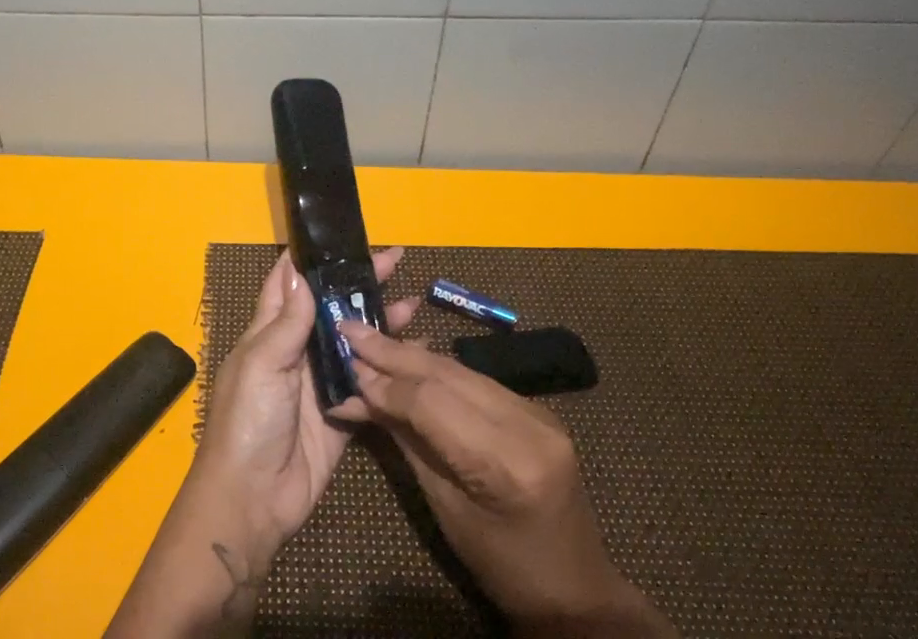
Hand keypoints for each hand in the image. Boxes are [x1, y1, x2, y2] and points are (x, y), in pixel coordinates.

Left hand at [107, 249, 416, 637]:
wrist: (255, 497)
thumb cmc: (248, 420)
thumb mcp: (262, 364)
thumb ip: (286, 322)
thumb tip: (300, 272)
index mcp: (269, 334)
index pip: (288, 286)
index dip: (312, 260)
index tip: (341, 236)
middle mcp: (297, 352)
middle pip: (331, 309)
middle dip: (360, 284)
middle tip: (396, 259)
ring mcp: (321, 383)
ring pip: (356, 342)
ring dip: (381, 321)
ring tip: (413, 300)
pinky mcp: (344, 414)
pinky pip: (371, 384)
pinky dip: (393, 366)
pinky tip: (417, 351)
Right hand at [331, 322, 675, 638]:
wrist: (572, 587)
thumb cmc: (499, 563)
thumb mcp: (443, 506)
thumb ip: (405, 441)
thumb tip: (357, 396)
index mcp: (505, 462)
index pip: (431, 401)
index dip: (384, 381)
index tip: (344, 363)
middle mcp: (528, 425)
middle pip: (446, 374)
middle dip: (392, 353)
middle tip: (349, 329)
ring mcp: (539, 413)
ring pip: (461, 370)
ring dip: (412, 355)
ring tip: (369, 339)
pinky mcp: (538, 410)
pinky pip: (477, 381)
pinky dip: (437, 371)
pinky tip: (408, 360)